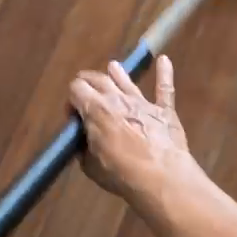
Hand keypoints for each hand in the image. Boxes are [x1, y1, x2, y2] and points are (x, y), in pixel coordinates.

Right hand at [68, 56, 199, 209]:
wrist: (161, 176)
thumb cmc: (122, 173)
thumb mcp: (90, 166)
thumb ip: (84, 148)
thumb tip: (84, 140)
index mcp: (95, 109)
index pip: (76, 89)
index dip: (72, 99)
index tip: (73, 113)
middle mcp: (117, 99)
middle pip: (98, 79)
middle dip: (88, 82)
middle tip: (84, 87)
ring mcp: (142, 102)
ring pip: (127, 81)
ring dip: (118, 73)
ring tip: (113, 66)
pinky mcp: (164, 110)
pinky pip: (165, 88)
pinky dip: (165, 73)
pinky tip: (165, 60)